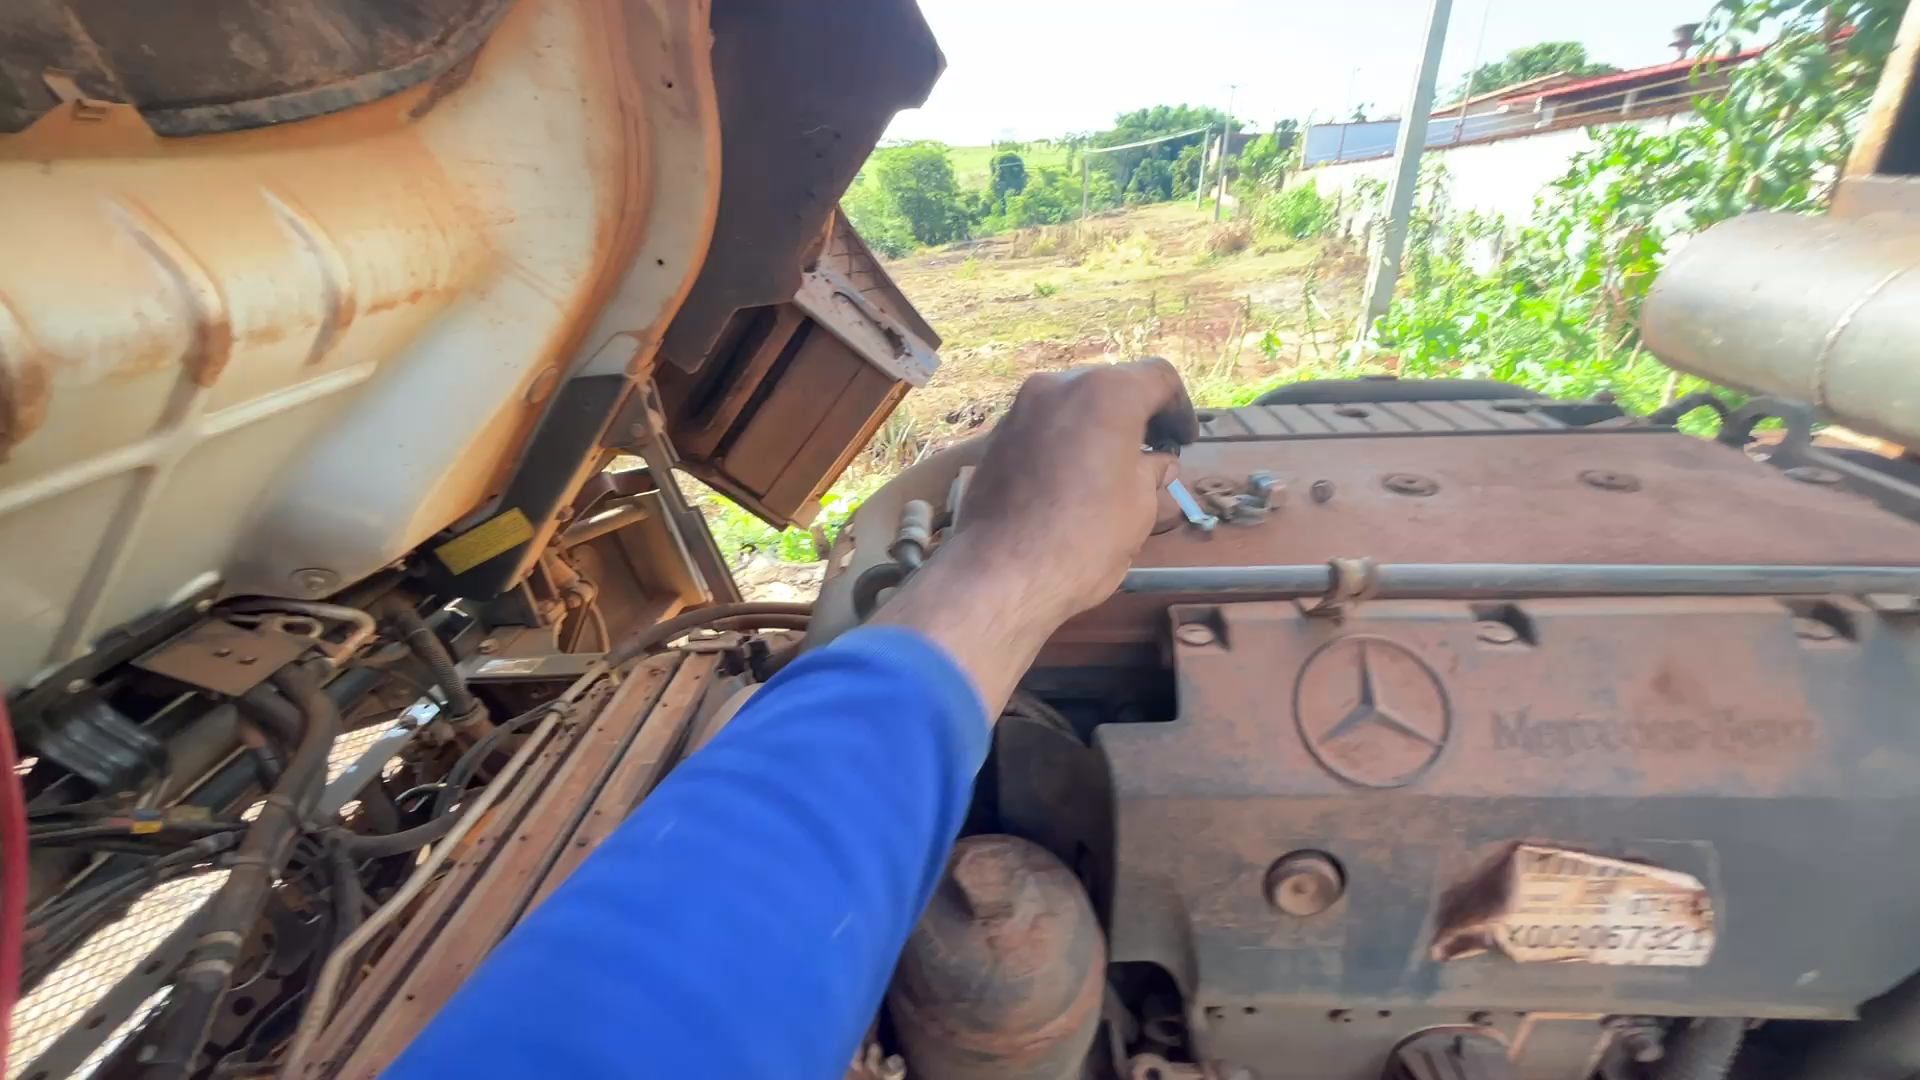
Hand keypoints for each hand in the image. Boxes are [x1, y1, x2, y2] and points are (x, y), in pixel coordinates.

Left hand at [874, 358, 1195, 714]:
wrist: (1000, 573)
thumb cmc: (1084, 540)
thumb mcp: (1138, 508)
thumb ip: (1151, 473)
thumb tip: (1156, 464)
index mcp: (1106, 393)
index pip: (1157, 378)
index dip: (1180, 407)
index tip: (1183, 440)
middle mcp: (1057, 386)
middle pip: (1109, 387)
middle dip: (1135, 415)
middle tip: (1153, 452)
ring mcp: (1019, 410)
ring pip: (1071, 406)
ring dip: (1096, 428)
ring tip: (1111, 468)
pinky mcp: (994, 439)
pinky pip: (1041, 428)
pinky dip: (1063, 442)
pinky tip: (1071, 479)